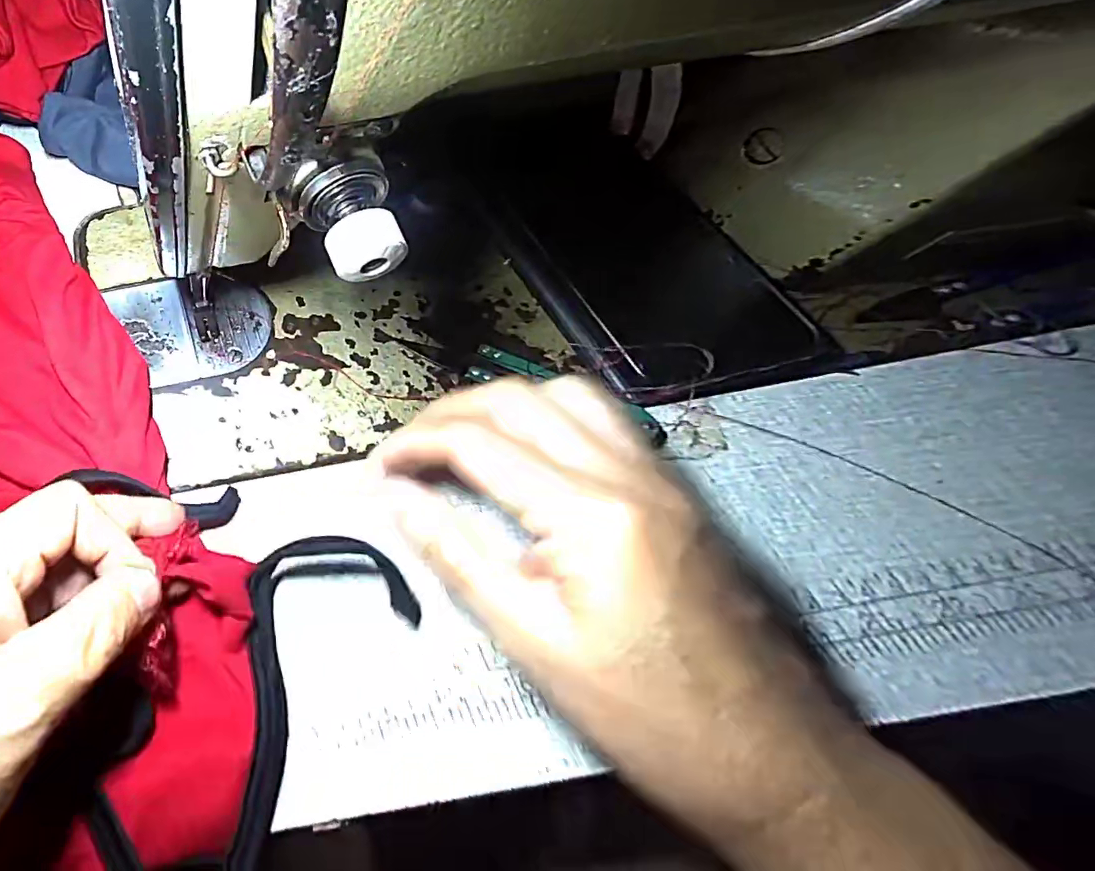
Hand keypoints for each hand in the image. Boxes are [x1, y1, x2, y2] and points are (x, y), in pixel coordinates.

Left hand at [0, 481, 181, 870]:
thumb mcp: (18, 702)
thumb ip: (92, 632)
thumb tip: (150, 582)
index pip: (66, 511)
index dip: (118, 540)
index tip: (151, 595)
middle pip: (62, 530)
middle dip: (124, 534)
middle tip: (181, 532)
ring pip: (56, 571)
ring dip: (110, 579)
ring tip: (161, 588)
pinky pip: (42, 609)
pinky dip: (86, 612)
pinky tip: (119, 624)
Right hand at [372, 377, 860, 850]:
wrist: (777, 764)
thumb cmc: (650, 716)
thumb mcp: (531, 640)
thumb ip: (455, 554)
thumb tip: (398, 498)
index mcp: (592, 515)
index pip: (477, 442)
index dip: (414, 445)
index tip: (380, 466)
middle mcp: (629, 478)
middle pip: (516, 400)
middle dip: (446, 413)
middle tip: (408, 448)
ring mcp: (660, 480)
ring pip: (563, 393)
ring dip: (497, 405)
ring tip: (458, 438)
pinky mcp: (674, 493)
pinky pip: (601, 419)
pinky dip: (544, 415)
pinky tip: (523, 451)